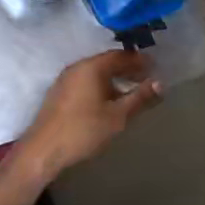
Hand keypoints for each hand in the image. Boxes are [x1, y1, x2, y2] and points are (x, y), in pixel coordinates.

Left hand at [17, 50, 160, 179]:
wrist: (44, 149)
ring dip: (114, 79)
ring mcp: (65, 79)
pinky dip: (101, 86)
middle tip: (146, 78)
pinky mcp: (59, 93)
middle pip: (106, 62)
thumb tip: (160, 83)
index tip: (154, 66)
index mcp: (91, 67)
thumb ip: (140, 98)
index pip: (119, 55)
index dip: (138, 60)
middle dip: (127, 69)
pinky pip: (85, 82)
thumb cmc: (83, 130)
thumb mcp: (117, 116)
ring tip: (131, 91)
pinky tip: (108, 101)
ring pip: (95, 73)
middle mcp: (76, 67)